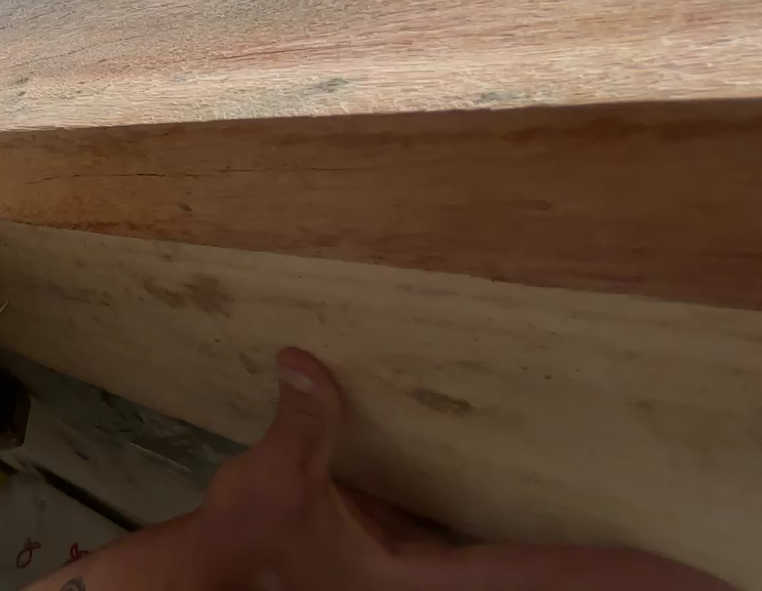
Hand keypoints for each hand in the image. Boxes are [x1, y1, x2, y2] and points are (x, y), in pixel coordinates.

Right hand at [39, 349, 736, 590]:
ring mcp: (428, 573)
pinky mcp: (405, 556)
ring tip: (624, 526)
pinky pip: (478, 543)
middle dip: (613, 569)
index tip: (706, 570)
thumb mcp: (273, 483)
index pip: (551, 580)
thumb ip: (302, 426)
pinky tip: (506, 491)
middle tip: (692, 550)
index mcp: (435, 583)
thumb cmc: (256, 542)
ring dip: (565, 554)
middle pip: (548, 579)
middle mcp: (446, 584)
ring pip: (515, 564)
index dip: (628, 578)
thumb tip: (304, 360)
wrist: (223, 571)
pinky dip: (512, 532)